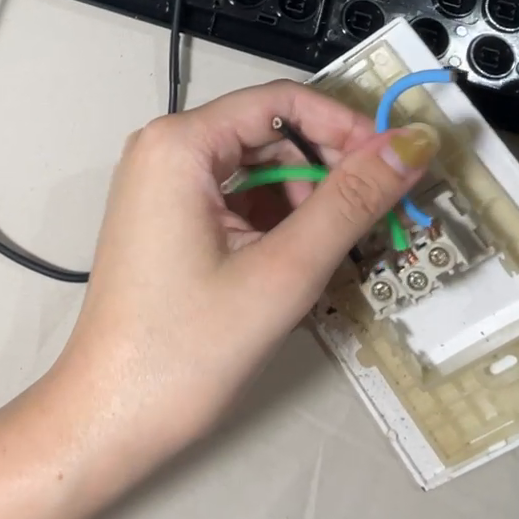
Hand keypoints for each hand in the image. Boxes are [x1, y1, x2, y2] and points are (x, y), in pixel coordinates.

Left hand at [46, 80, 436, 480]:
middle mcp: (163, 149)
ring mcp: (161, 184)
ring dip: (303, 199)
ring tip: (331, 251)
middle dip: (326, 168)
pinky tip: (295, 260)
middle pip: (268, 131)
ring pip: (255, 166)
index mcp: (178, 144)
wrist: (110, 418)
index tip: (396, 162)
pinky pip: (233, 196)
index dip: (346, 126)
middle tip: (375, 215)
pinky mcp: (166, 216)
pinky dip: (273, 219)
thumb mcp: (283, 271)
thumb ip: (351, 201)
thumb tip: (408, 145)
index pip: (282, 101)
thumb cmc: (181, 350)